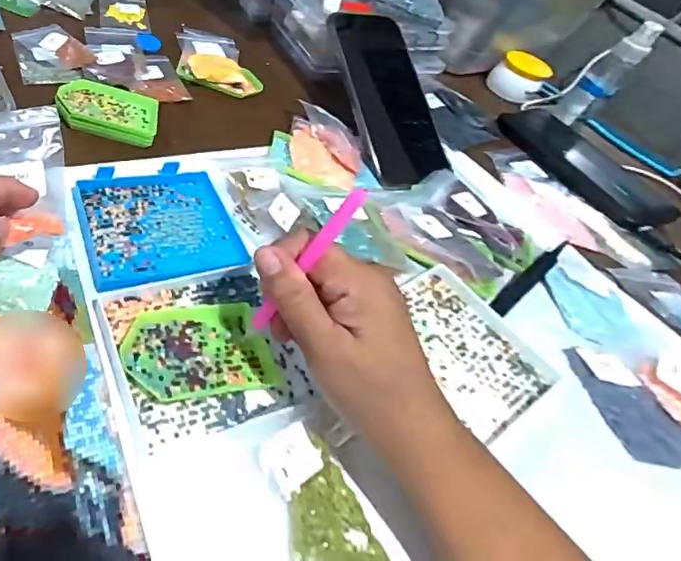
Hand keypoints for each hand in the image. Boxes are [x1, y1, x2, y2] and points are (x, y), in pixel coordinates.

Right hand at [255, 230, 442, 432]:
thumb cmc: (368, 392)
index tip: (270, 300)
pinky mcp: (371, 313)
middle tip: (279, 330)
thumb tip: (263, 251)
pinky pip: (331, 297)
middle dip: (286, 288)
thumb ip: (292, 295)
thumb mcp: (321, 344)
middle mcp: (367, 276)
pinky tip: (310, 342)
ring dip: (296, 304)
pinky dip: (312, 314)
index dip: (281, 262)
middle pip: (310, 261)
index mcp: (359, 277)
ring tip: (291, 341)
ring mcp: (371, 295)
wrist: (417, 438)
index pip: (307, 242)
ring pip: (317, 281)